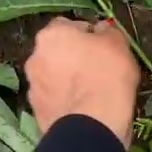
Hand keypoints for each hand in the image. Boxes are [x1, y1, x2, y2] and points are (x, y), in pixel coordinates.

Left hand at [24, 17, 139, 145]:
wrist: (93, 126)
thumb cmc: (106, 75)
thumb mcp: (118, 43)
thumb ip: (106, 31)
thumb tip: (98, 30)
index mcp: (51, 35)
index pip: (68, 25)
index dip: (87, 34)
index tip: (102, 47)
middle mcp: (35, 57)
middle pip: (57, 51)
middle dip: (72, 57)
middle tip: (96, 68)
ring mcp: (33, 87)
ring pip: (53, 76)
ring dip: (66, 80)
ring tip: (90, 92)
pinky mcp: (36, 113)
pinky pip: (53, 99)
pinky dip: (64, 101)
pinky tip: (82, 108)